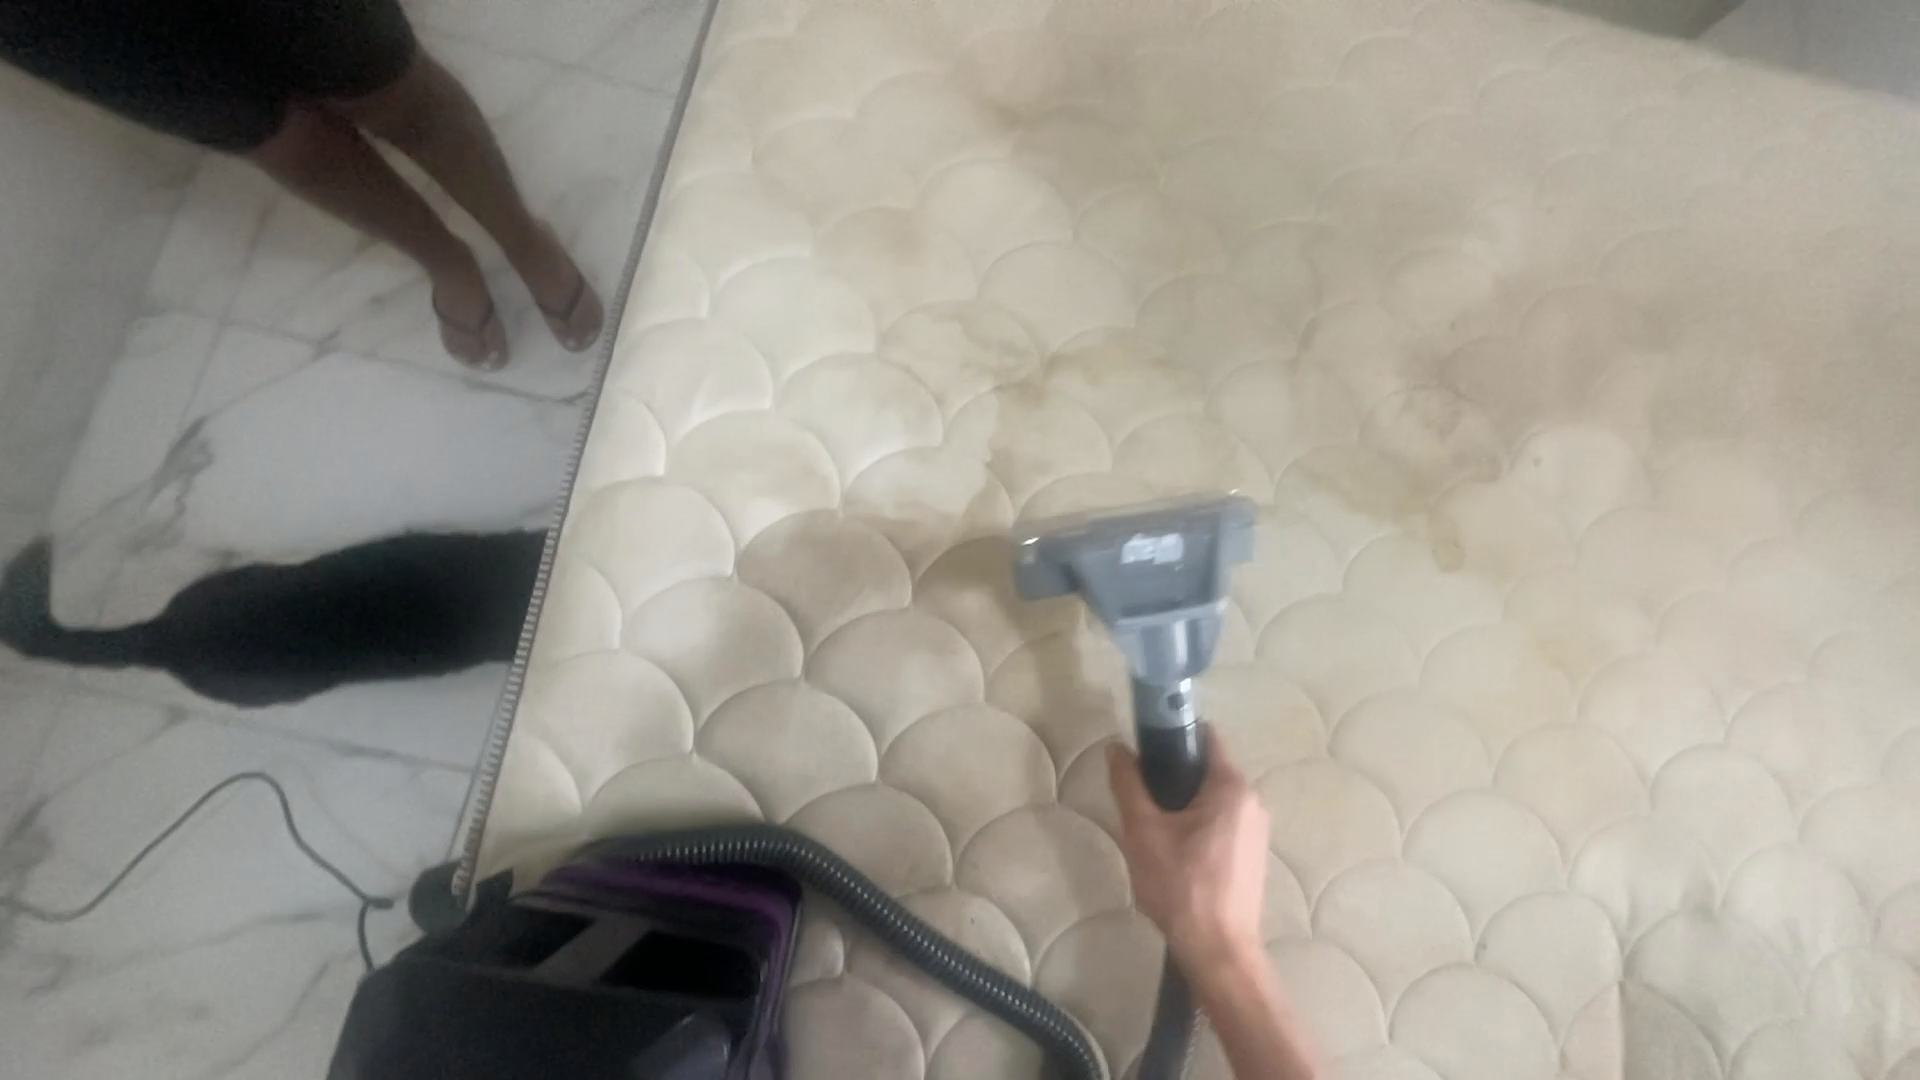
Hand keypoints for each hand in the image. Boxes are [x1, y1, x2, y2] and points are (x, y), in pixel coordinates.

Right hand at [1106, 731, 1270, 969]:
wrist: (1218, 952)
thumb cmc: (1181, 886)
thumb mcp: (1143, 831)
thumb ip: (1128, 783)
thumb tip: (1116, 748)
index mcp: (1231, 787)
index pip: (1205, 736)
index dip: (1172, 733)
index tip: (1144, 745)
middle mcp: (1252, 801)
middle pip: (1206, 768)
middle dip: (1172, 774)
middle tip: (1140, 795)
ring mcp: (1256, 830)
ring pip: (1212, 797)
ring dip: (1182, 802)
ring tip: (1152, 826)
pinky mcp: (1252, 854)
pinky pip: (1221, 820)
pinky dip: (1196, 823)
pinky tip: (1174, 850)